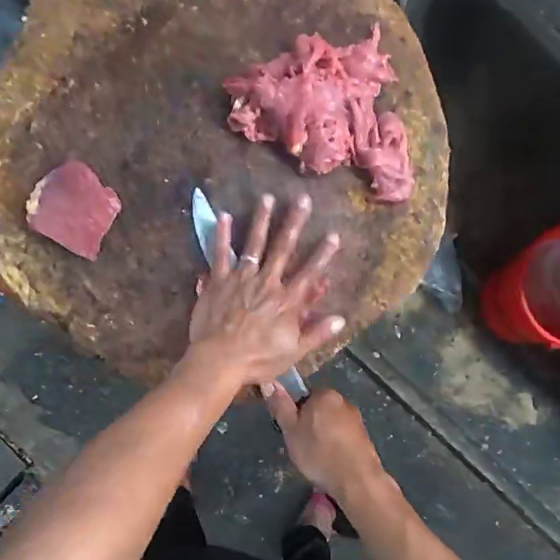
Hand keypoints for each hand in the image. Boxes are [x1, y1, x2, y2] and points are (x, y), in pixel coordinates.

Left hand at [186, 193, 343, 386]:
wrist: (219, 361)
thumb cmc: (259, 360)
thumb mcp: (294, 352)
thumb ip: (317, 333)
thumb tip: (341, 319)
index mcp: (288, 301)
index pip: (310, 272)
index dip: (323, 253)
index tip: (333, 235)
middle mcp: (268, 283)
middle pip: (283, 248)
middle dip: (294, 222)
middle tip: (302, 199)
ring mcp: (242, 278)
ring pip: (254, 244)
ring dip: (262, 220)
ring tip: (267, 198)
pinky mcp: (218, 281)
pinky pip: (220, 254)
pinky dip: (222, 234)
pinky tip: (224, 215)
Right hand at [263, 386, 383, 500]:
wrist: (355, 478)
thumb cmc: (318, 452)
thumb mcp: (290, 430)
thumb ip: (281, 406)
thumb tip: (272, 383)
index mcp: (326, 395)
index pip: (305, 395)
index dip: (295, 413)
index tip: (291, 430)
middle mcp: (345, 402)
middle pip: (320, 409)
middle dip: (311, 424)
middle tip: (302, 445)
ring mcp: (357, 419)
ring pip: (333, 424)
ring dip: (324, 436)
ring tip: (318, 457)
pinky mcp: (365, 436)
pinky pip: (344, 436)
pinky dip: (337, 445)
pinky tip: (332, 461)